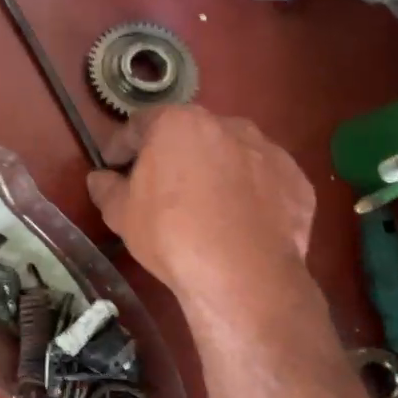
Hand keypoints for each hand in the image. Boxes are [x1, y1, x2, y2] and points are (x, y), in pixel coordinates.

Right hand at [86, 106, 314, 302]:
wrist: (243, 273)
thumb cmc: (169, 233)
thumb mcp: (119, 213)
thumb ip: (106, 188)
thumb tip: (101, 178)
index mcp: (177, 124)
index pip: (140, 124)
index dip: (122, 146)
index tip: (114, 168)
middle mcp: (227, 125)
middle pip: (189, 133)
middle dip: (171, 154)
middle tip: (158, 185)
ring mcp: (268, 151)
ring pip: (230, 153)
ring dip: (213, 169)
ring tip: (203, 204)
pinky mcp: (296, 180)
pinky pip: (262, 179)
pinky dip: (247, 191)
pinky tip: (237, 221)